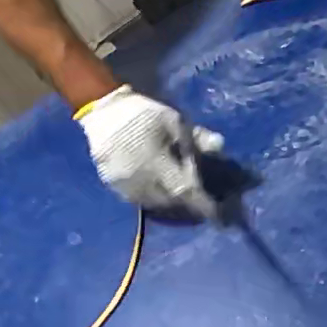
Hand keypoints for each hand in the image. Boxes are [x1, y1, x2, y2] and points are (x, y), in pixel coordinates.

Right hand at [76, 86, 224, 217]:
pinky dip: (155, 201)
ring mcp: (126, 188)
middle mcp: (141, 181)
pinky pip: (140, 202)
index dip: (204, 205)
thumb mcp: (175, 121)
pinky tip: (163, 194)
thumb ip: (198, 139)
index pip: (186, 191)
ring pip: (156, 206)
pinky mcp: (116, 189)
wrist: (105, 113)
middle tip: (204, 203)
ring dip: (173, 205)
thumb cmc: (145, 114)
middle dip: (190, 205)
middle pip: (172, 203)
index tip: (220, 213)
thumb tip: (221, 146)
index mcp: (158, 163)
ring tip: (184, 199)